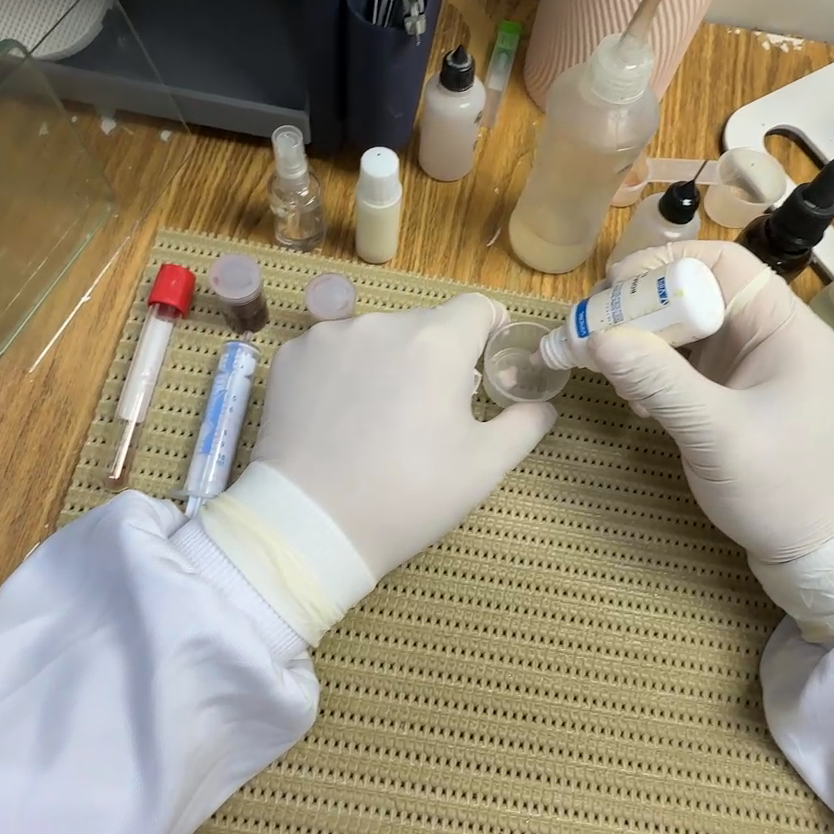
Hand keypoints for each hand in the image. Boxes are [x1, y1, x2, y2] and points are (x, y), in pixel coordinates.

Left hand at [199, 294, 556, 642]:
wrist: (311, 525)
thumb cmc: (408, 496)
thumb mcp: (483, 467)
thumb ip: (523, 425)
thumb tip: (541, 406)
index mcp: (437, 343)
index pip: (478, 308)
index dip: (489, 332)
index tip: (485, 364)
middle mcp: (383, 324)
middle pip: (426, 324)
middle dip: (436, 356)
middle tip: (429, 411)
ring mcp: (331, 336)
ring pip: (377, 336)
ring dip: (387, 362)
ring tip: (376, 417)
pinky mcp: (292, 355)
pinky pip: (332, 350)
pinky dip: (342, 372)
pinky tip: (336, 415)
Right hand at [586, 241, 833, 642]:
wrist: (812, 547)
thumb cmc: (781, 487)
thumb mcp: (718, 434)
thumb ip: (660, 382)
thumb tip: (598, 337)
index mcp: (782, 328)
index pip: (723, 265)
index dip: (665, 264)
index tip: (613, 288)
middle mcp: (763, 335)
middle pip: (693, 293)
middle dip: (641, 310)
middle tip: (595, 333)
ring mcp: (741, 364)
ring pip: (679, 329)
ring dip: (639, 345)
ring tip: (612, 375)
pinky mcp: (722, 391)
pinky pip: (676, 363)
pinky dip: (647, 373)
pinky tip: (634, 401)